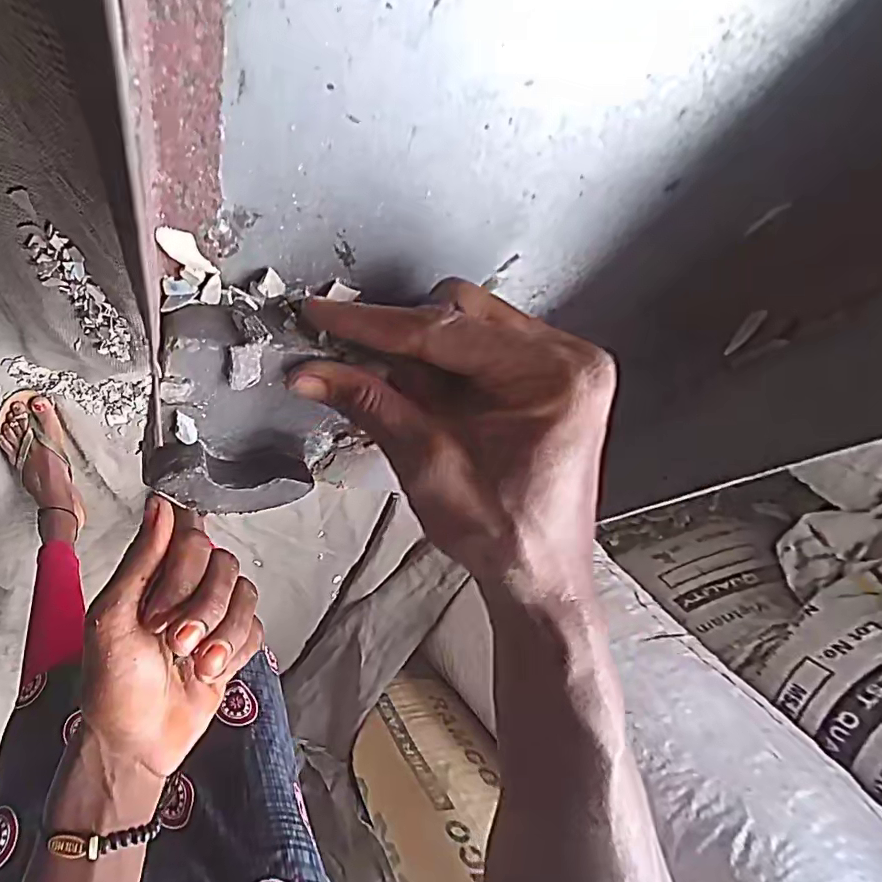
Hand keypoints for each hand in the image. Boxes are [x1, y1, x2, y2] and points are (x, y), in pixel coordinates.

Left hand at [79, 496, 263, 779]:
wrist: (135, 742)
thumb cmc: (112, 682)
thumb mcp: (113, 615)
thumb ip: (141, 559)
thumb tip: (159, 508)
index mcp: (150, 573)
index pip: (187, 531)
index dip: (187, 551)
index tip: (176, 575)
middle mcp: (184, 588)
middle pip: (221, 562)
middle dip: (200, 603)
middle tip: (173, 635)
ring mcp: (211, 616)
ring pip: (244, 593)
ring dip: (219, 632)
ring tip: (190, 659)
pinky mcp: (232, 645)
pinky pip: (255, 628)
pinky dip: (234, 651)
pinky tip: (208, 670)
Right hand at [289, 278, 615, 599]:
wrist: (536, 570)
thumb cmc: (503, 534)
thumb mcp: (425, 464)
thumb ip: (371, 405)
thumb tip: (317, 372)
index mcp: (550, 376)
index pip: (440, 330)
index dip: (369, 322)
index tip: (324, 315)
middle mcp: (563, 358)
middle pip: (456, 311)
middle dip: (393, 334)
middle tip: (343, 358)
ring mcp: (555, 365)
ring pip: (463, 322)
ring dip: (412, 350)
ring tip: (382, 387)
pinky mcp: (538, 377)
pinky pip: (475, 346)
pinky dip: (433, 364)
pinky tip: (414, 395)